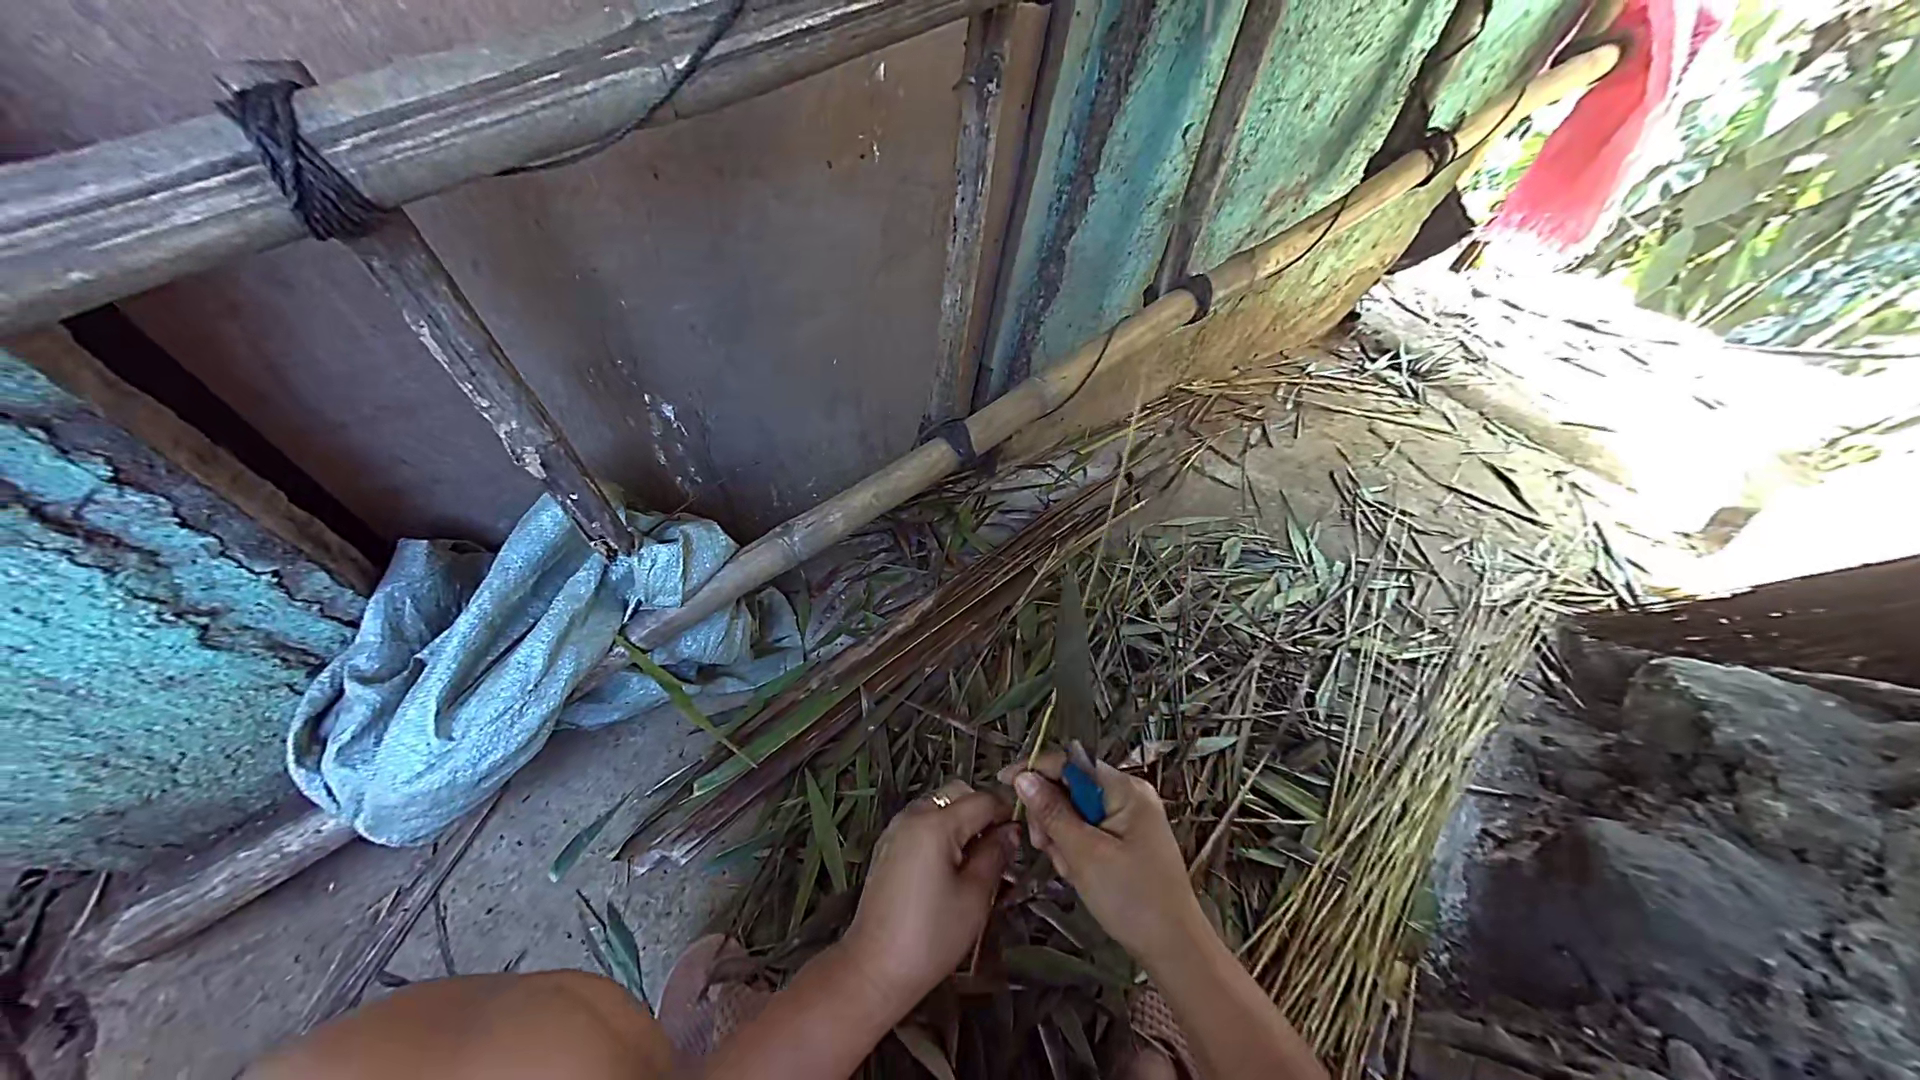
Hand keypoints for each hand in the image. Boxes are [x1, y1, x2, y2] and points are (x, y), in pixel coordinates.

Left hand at [840, 779, 1017, 1002]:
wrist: (874, 969)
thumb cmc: (930, 936)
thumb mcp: (975, 897)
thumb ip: (996, 855)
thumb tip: (1011, 831)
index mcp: (935, 823)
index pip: (982, 799)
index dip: (1006, 813)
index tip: (1021, 836)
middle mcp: (913, 815)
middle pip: (958, 794)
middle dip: (983, 813)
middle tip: (1000, 848)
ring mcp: (896, 829)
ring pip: (940, 806)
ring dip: (962, 821)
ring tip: (977, 860)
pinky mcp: (888, 845)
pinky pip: (923, 822)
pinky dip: (942, 831)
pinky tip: (951, 866)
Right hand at [1001, 752, 1210, 966]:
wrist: (1175, 949)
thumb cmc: (1133, 899)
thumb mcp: (1084, 853)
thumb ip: (1051, 812)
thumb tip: (1023, 777)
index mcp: (1125, 788)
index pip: (1070, 763)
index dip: (1035, 770)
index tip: (1004, 782)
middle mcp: (1129, 795)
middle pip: (1070, 787)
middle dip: (1051, 816)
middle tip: (1044, 846)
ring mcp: (1129, 818)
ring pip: (1075, 812)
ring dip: (1062, 838)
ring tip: (1070, 869)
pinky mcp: (1126, 840)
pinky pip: (1088, 830)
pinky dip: (1076, 849)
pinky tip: (1079, 873)